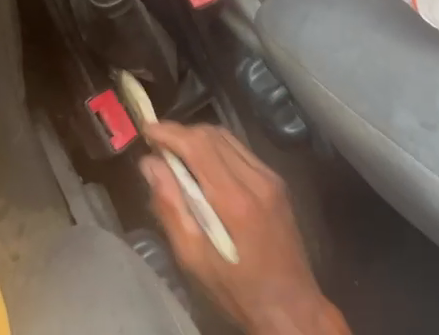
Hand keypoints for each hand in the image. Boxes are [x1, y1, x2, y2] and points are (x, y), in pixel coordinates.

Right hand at [141, 122, 348, 334]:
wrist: (292, 308)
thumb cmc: (238, 291)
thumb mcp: (194, 258)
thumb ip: (170, 206)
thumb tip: (149, 164)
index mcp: (235, 201)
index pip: (198, 145)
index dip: (170, 132)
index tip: (147, 130)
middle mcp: (256, 180)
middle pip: (213, 135)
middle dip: (181, 133)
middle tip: (157, 145)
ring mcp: (271, 178)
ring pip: (228, 138)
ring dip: (199, 139)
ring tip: (176, 154)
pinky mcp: (277, 183)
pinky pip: (241, 151)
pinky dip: (217, 149)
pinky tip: (204, 167)